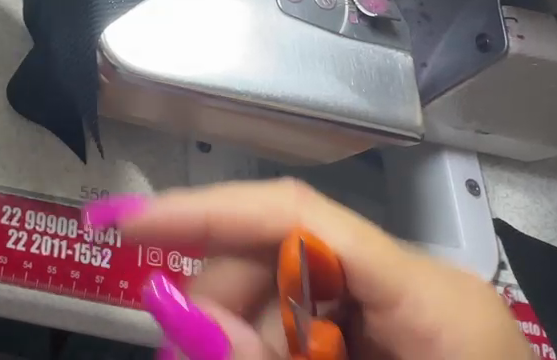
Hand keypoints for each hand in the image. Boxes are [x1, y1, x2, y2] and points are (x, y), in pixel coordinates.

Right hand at [87, 180, 528, 359]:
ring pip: (289, 287)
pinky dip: (274, 345)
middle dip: (223, 297)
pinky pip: (310, 319)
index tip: (128, 223)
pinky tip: (257, 357)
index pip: (297, 214)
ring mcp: (410, 310)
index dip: (205, 211)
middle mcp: (417, 284)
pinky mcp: (399, 336)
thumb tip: (179, 312)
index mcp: (429, 297)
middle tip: (182, 345)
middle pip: (284, 250)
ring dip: (246, 331)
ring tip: (224, 356)